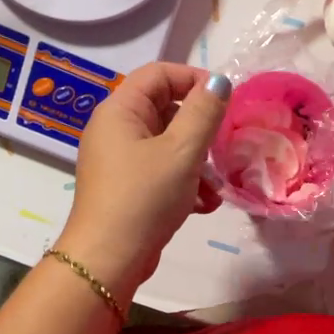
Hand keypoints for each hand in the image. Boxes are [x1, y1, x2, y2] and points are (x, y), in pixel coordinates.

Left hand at [58, 63, 229, 299]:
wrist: (109, 259)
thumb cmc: (144, 198)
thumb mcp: (182, 152)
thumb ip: (204, 113)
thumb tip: (220, 82)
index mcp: (120, 111)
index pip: (159, 74)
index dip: (194, 79)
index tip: (225, 101)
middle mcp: (115, 131)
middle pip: (165, 111)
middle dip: (199, 129)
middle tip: (223, 148)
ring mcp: (119, 163)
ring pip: (167, 147)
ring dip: (197, 163)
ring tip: (216, 186)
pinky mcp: (127, 191)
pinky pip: (160, 175)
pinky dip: (184, 185)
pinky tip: (204, 205)